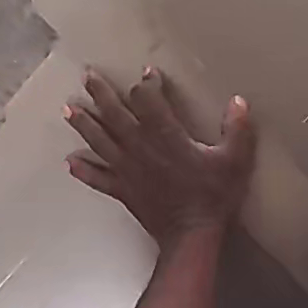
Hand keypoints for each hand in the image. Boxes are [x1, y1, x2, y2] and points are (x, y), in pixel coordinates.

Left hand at [64, 67, 256, 245]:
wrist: (191, 234)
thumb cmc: (212, 196)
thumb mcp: (235, 160)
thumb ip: (238, 129)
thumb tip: (238, 102)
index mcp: (165, 135)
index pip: (148, 99)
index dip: (147, 84)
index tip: (148, 74)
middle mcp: (139, 147)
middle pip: (114, 113)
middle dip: (101, 93)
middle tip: (88, 77)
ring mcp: (126, 169)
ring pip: (99, 140)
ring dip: (84, 124)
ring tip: (69, 109)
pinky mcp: (122, 190)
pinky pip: (98, 178)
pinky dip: (84, 170)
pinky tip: (71, 162)